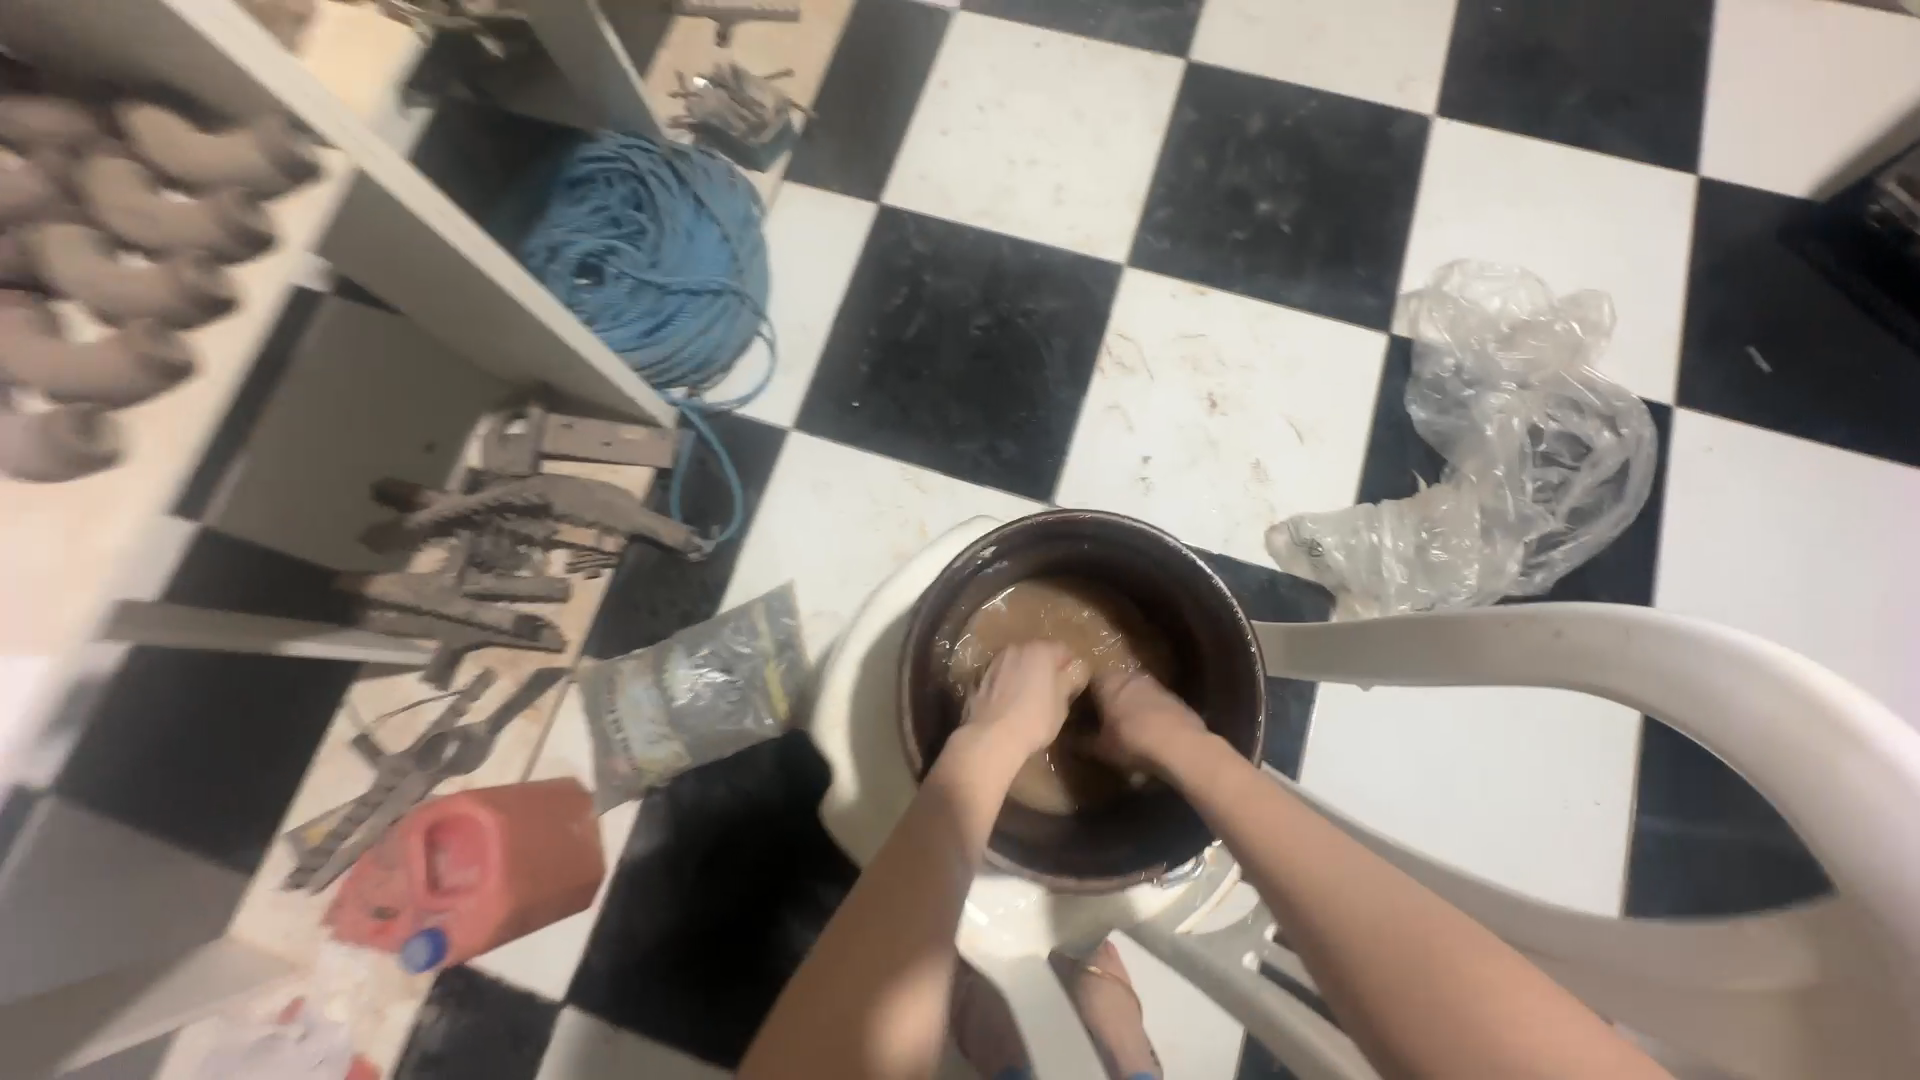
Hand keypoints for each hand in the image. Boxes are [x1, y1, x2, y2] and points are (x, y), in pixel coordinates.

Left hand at [961, 641, 1087, 759]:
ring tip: (1028, 698)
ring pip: (1017, 663)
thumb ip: (1070, 680)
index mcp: (1040, 650)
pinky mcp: (979, 678)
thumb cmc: (1035, 719)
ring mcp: (994, 662)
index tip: (1073, 685)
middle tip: (1053, 692)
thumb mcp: (1062, 702)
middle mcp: (1015, 648)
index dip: (1071, 667)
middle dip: (1046, 668)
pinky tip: (1009, 703)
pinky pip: (1001, 676)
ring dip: (1024, 674)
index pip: (1064, 650)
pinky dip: (1007, 683)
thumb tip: (1076, 669)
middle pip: (1038, 653)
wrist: (991, 737)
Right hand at [1087, 670, 1207, 774]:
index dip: (1082, 698)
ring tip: (1124, 728)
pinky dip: (1147, 712)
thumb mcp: (1101, 747)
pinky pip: (1152, 702)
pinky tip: (1148, 732)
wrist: (1181, 745)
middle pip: (1112, 684)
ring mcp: (1154, 684)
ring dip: (1128, 705)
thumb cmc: (1132, 741)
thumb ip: (1083, 742)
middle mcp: (1129, 676)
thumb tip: (1068, 741)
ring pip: (1133, 692)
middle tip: (1100, 721)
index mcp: (1107, 682)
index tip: (1079, 713)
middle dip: (1106, 700)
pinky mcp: (1173, 697)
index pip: (1088, 682)